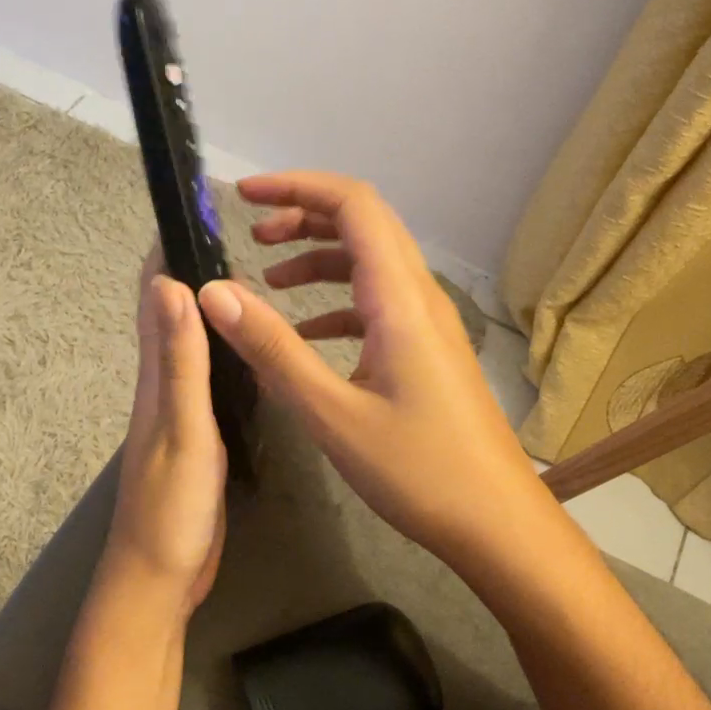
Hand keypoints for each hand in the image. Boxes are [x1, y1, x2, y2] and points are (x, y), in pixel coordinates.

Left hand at [104, 251, 227, 614]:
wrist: (159, 582)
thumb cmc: (172, 510)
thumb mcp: (183, 431)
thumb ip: (180, 362)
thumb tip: (167, 284)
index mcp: (156, 381)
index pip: (153, 302)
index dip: (163, 254)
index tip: (187, 209)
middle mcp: (162, 390)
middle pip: (170, 317)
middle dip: (189, 271)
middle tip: (231, 234)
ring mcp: (179, 416)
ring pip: (189, 347)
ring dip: (206, 309)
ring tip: (245, 279)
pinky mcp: (198, 440)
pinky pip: (207, 381)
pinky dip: (221, 353)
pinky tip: (245, 353)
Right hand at [195, 173, 546, 558]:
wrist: (496, 522)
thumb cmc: (417, 471)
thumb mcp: (331, 413)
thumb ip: (272, 349)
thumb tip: (214, 292)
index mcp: (399, 299)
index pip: (352, 205)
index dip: (296, 187)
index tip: (243, 196)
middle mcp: (419, 297)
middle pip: (364, 224)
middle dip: (304, 216)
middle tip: (252, 234)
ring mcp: (428, 324)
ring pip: (371, 263)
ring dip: (319, 259)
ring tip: (268, 278)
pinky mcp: (428, 351)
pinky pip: (378, 303)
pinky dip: (337, 302)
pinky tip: (306, 334)